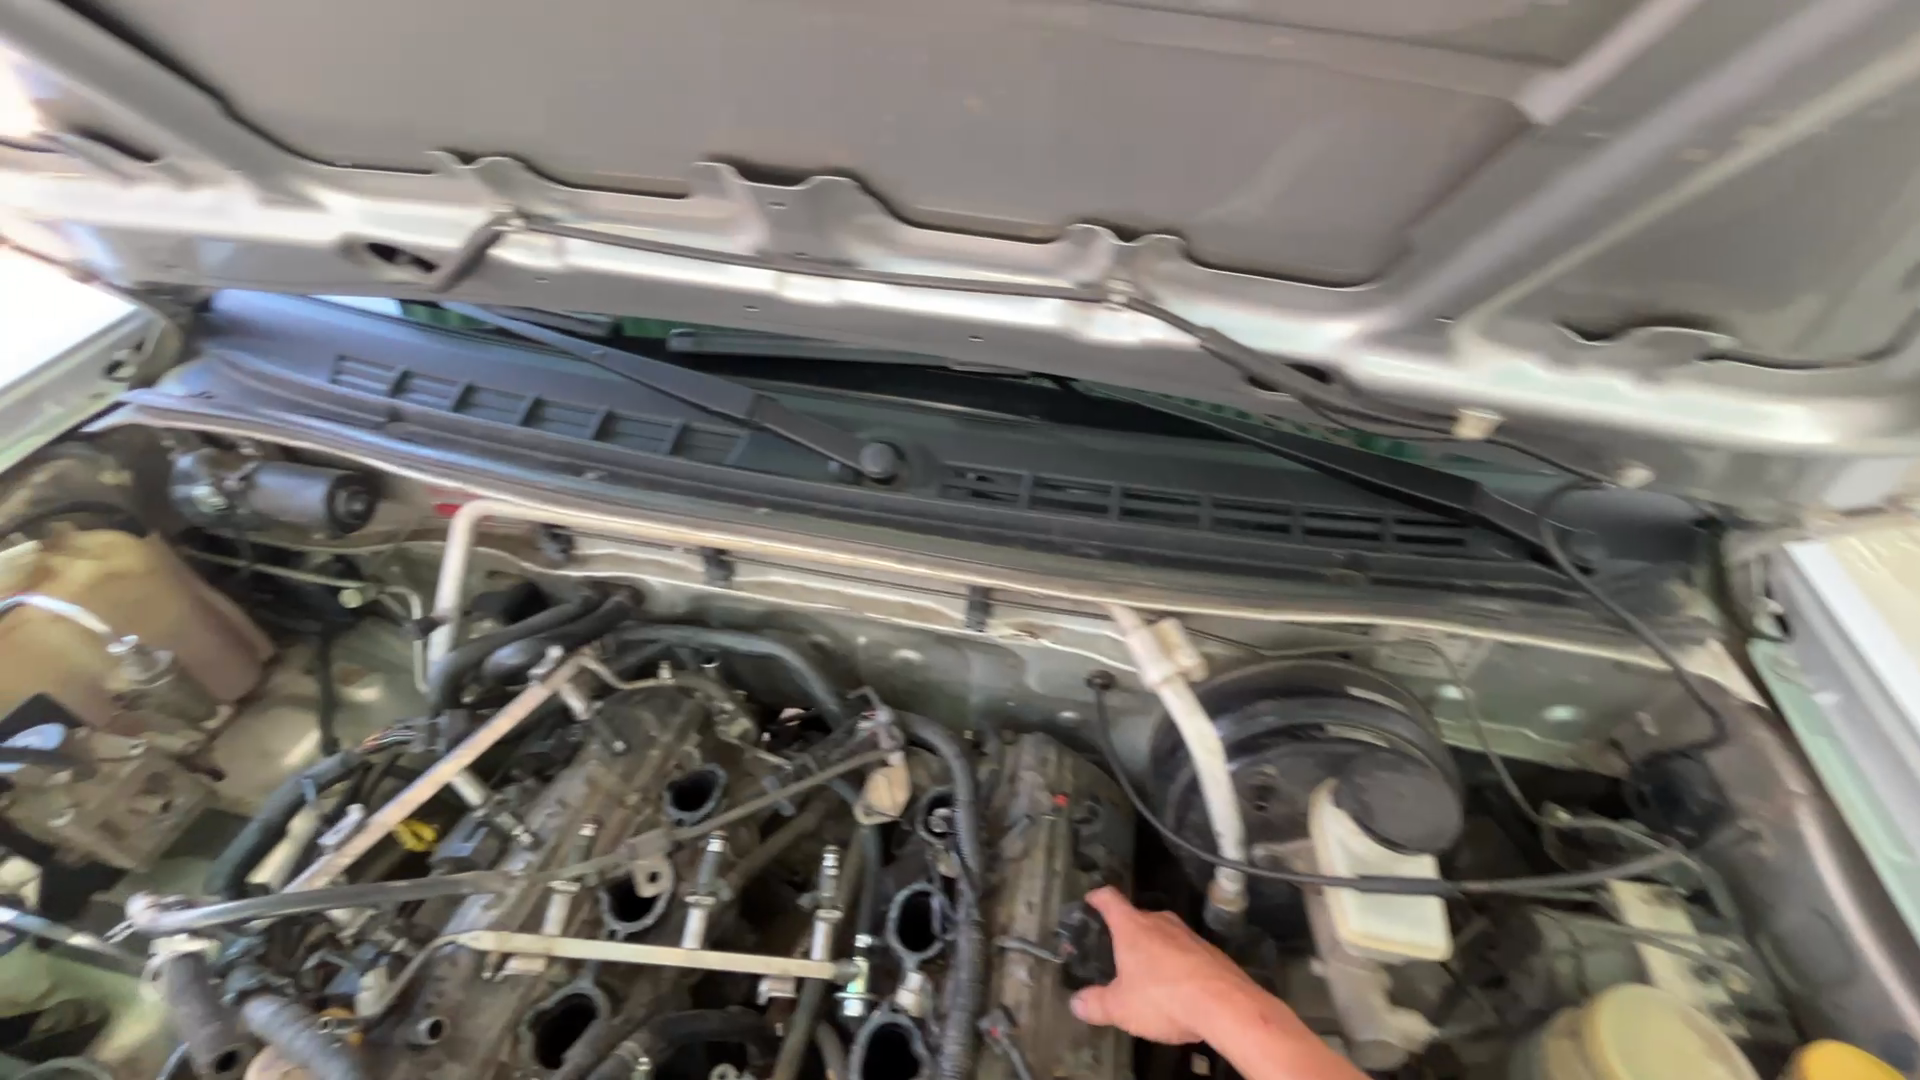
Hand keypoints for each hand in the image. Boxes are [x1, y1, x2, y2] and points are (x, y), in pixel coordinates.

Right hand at [1068, 886, 1263, 1044]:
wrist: (1225, 1005)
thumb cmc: (1163, 997)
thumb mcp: (1121, 1008)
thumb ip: (1096, 1004)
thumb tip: (1076, 1003)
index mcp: (1132, 926)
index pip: (1109, 899)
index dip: (1097, 897)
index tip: (1091, 898)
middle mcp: (1160, 921)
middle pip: (1138, 917)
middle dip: (1128, 933)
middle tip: (1119, 953)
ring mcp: (1188, 934)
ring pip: (1164, 935)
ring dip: (1155, 950)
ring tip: (1148, 975)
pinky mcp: (1210, 951)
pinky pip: (1186, 952)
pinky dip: (1177, 965)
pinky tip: (1178, 989)